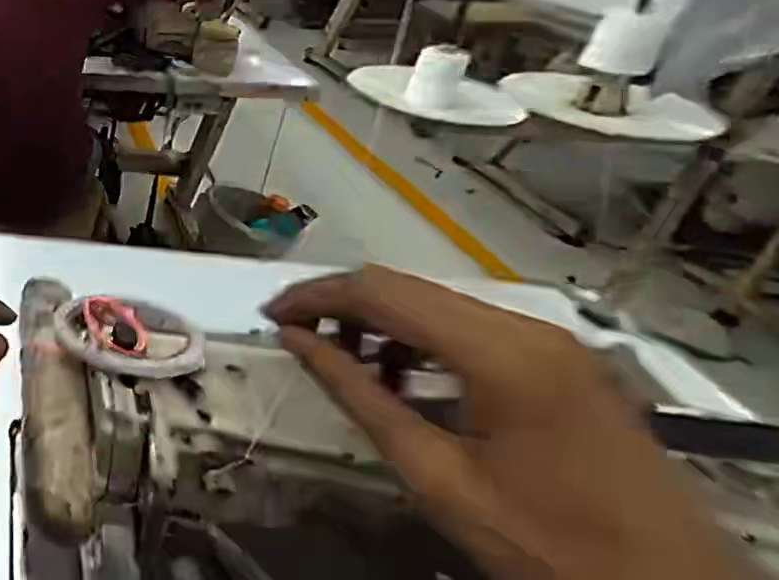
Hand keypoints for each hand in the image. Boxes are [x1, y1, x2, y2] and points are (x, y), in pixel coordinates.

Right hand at [265, 266, 754, 579]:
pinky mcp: (561, 360)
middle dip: (337, 302)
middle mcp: (528, 330)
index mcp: (501, 354)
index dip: (313, 297)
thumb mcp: (435, 474)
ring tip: (340, 355)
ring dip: (374, 317)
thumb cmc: (549, 545)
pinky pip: (465, 323)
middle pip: (402, 285)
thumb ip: (355, 393)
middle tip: (292, 330)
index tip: (270, 316)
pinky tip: (396, 369)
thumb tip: (293, 338)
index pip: (378, 292)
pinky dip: (415, 334)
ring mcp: (551, 342)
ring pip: (430, 299)